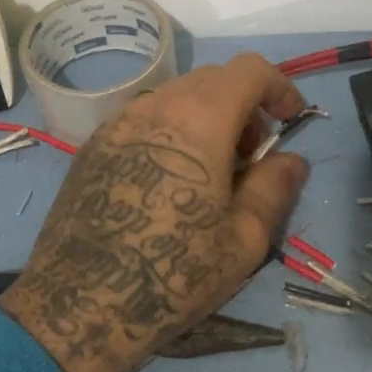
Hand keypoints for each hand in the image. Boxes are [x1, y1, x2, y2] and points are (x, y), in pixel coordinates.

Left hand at [0, 54, 309, 371]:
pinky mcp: (92, 147)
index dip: (278, 86)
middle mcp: (154, 107)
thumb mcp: (243, 239)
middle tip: (253, 156)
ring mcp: (116, 124)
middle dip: (243, 106)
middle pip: (210, 80)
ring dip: (204, 118)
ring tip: (211, 173)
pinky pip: (142, 121)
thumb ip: (273, 188)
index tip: (289, 120)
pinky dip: (169, 133)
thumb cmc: (173, 272)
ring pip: (173, 99)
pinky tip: (168, 182)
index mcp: (198, 119)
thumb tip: (291, 160)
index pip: (249, 70)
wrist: (80, 301)